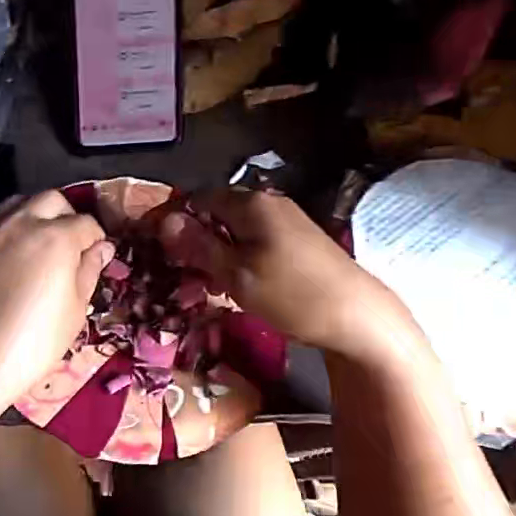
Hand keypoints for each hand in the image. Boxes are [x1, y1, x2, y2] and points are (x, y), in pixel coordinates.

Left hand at [0, 191, 112, 419]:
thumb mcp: (75, 310)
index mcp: (56, 236)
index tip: (97, 257)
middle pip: (53, 200)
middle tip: (72, 246)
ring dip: (38, 215)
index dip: (96, 240)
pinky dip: (13, 228)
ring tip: (42, 246)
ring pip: (21, 203)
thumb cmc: (33, 342)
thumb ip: (89, 271)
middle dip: (68, 216)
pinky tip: (16, 256)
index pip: (87, 223)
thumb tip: (101, 248)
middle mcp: (23, 221)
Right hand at [157, 188, 420, 361]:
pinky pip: (257, 241)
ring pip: (238, 230)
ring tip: (208, 284)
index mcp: (251, 203)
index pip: (199, 198)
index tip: (159, 248)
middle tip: (182, 272)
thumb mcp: (236, 274)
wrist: (357, 316)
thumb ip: (200, 246)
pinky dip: (241, 258)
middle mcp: (270, 202)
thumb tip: (164, 220)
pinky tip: (239, 284)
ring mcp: (288, 220)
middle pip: (219, 212)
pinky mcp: (299, 241)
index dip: (176, 220)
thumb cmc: (291, 294)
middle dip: (197, 238)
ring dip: (218, 252)